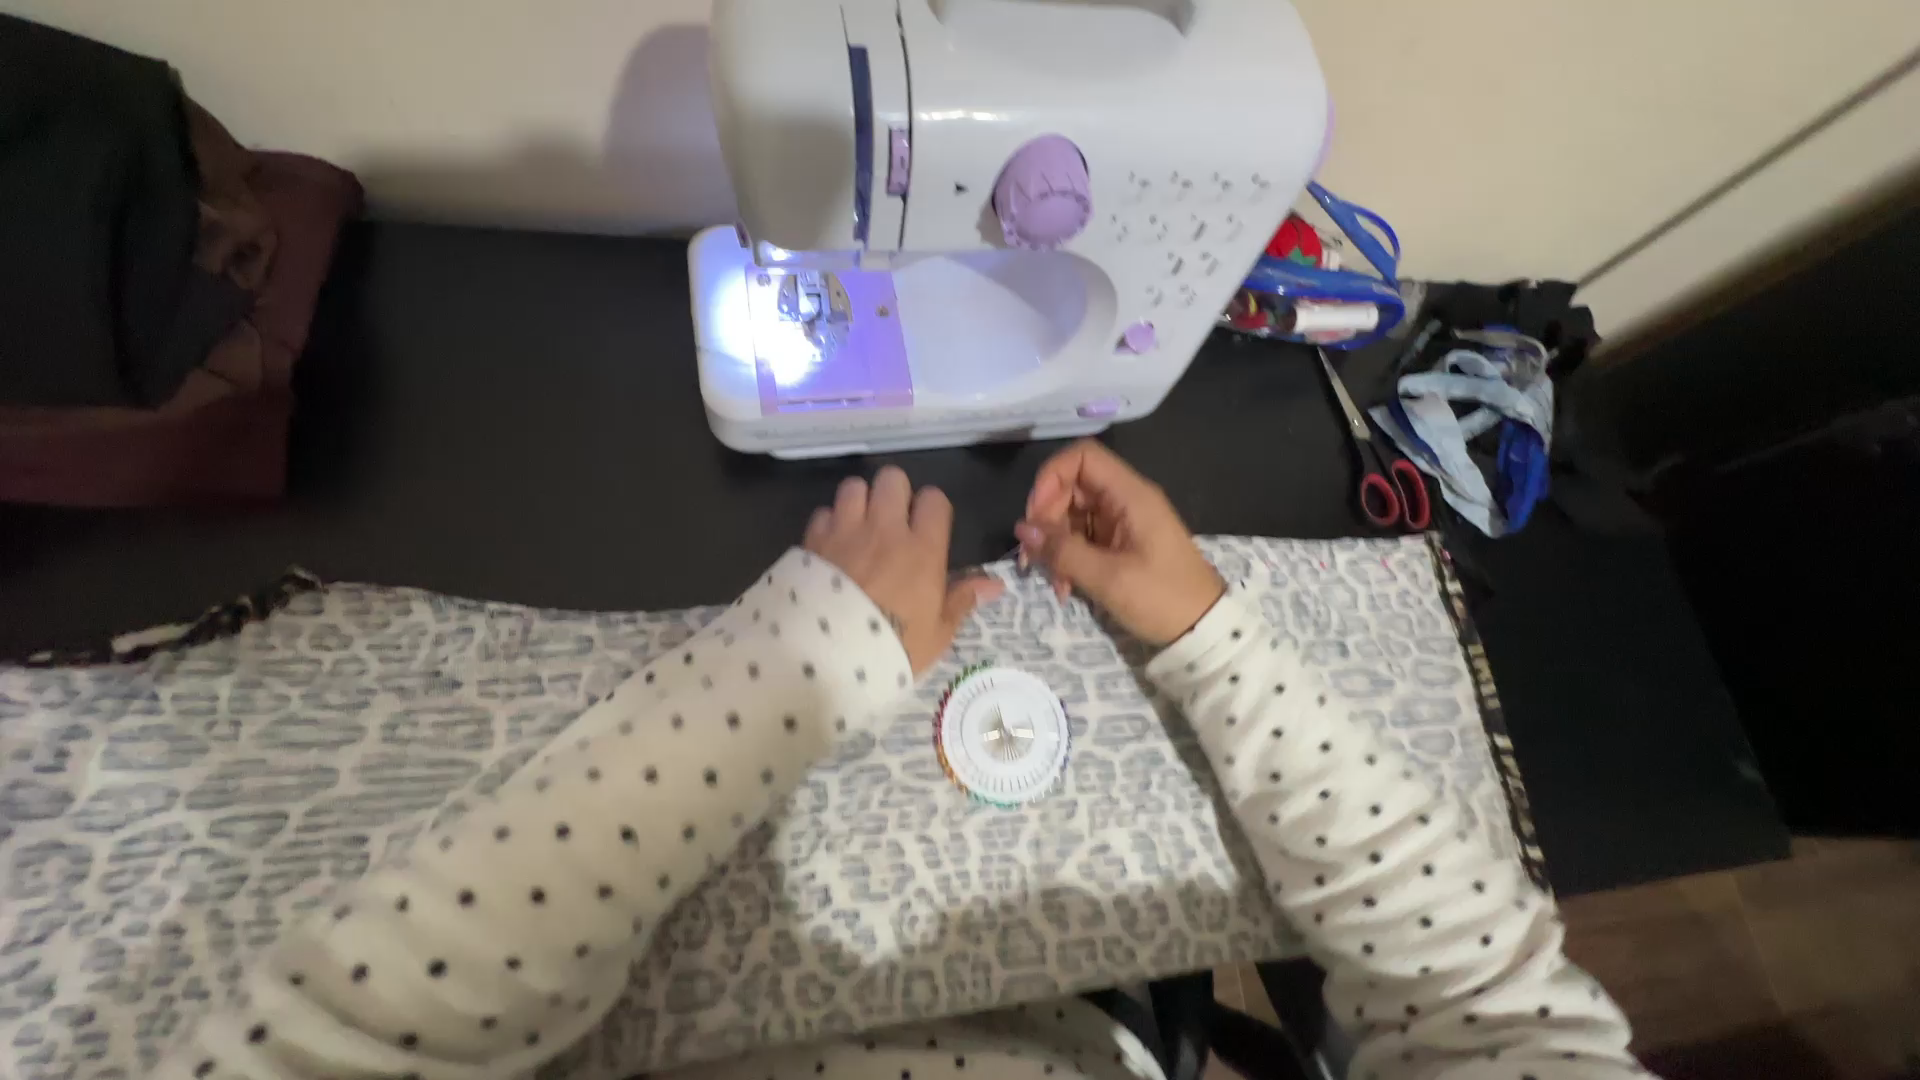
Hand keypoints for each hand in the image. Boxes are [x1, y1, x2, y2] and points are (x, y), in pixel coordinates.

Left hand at [804, 465, 1003, 675]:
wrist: (829, 659)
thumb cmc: (893, 647)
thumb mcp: (937, 633)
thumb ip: (963, 600)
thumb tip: (996, 584)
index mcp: (922, 549)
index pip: (934, 500)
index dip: (932, 508)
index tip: (928, 527)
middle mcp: (884, 529)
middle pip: (892, 479)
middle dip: (894, 493)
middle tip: (892, 521)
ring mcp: (845, 532)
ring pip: (854, 487)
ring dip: (859, 501)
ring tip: (859, 527)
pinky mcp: (813, 541)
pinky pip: (823, 513)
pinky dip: (829, 524)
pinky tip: (832, 545)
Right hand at [1016, 440, 1223, 645]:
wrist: (1203, 630)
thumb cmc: (1162, 599)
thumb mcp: (1109, 578)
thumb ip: (1063, 551)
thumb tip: (1023, 529)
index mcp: (1131, 495)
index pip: (1082, 457)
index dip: (1051, 477)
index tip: (1036, 515)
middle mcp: (1125, 500)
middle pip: (1071, 487)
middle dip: (1046, 519)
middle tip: (1034, 556)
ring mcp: (1122, 522)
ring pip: (1072, 515)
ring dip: (1055, 545)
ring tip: (1054, 581)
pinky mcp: (1119, 544)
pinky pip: (1082, 538)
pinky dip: (1068, 558)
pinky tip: (1065, 587)